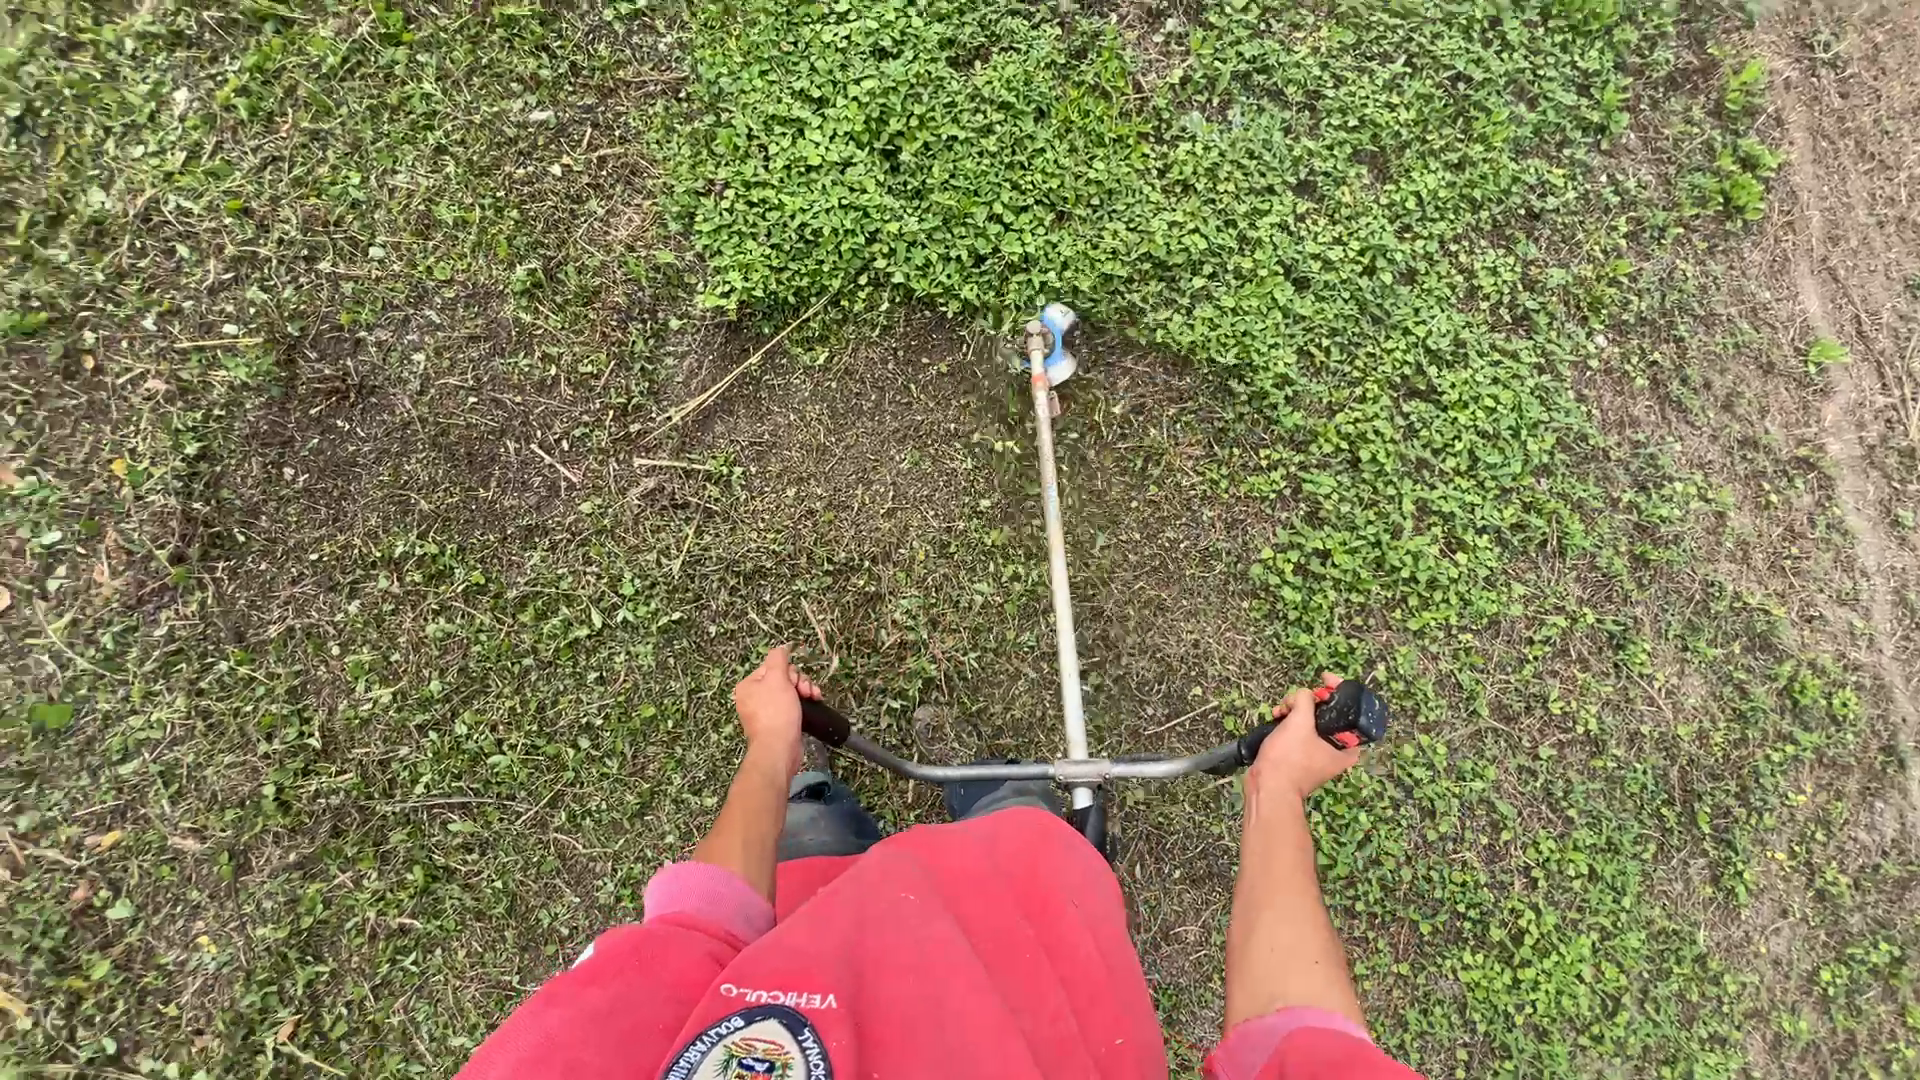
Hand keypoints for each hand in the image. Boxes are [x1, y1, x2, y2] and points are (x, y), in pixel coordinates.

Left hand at [730, 645, 819, 777]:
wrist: (779, 748)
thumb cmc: (776, 713)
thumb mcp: (777, 678)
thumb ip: (778, 658)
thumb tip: (782, 647)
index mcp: (749, 685)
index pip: (774, 666)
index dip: (789, 671)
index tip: (795, 682)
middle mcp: (755, 697)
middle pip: (783, 677)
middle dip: (799, 682)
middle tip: (805, 691)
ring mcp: (766, 710)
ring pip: (790, 690)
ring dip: (805, 691)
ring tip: (812, 698)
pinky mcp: (778, 721)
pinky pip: (792, 704)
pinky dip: (802, 703)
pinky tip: (812, 704)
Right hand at [1246, 673, 1361, 801]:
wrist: (1268, 786)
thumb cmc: (1289, 759)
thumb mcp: (1300, 723)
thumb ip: (1306, 700)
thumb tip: (1303, 695)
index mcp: (1348, 745)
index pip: (1351, 709)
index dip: (1337, 689)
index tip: (1323, 678)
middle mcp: (1337, 748)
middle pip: (1327, 711)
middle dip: (1307, 701)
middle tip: (1294, 701)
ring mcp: (1318, 751)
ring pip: (1310, 719)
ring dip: (1294, 709)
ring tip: (1280, 711)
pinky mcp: (1301, 753)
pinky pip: (1299, 729)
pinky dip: (1288, 720)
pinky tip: (1276, 718)